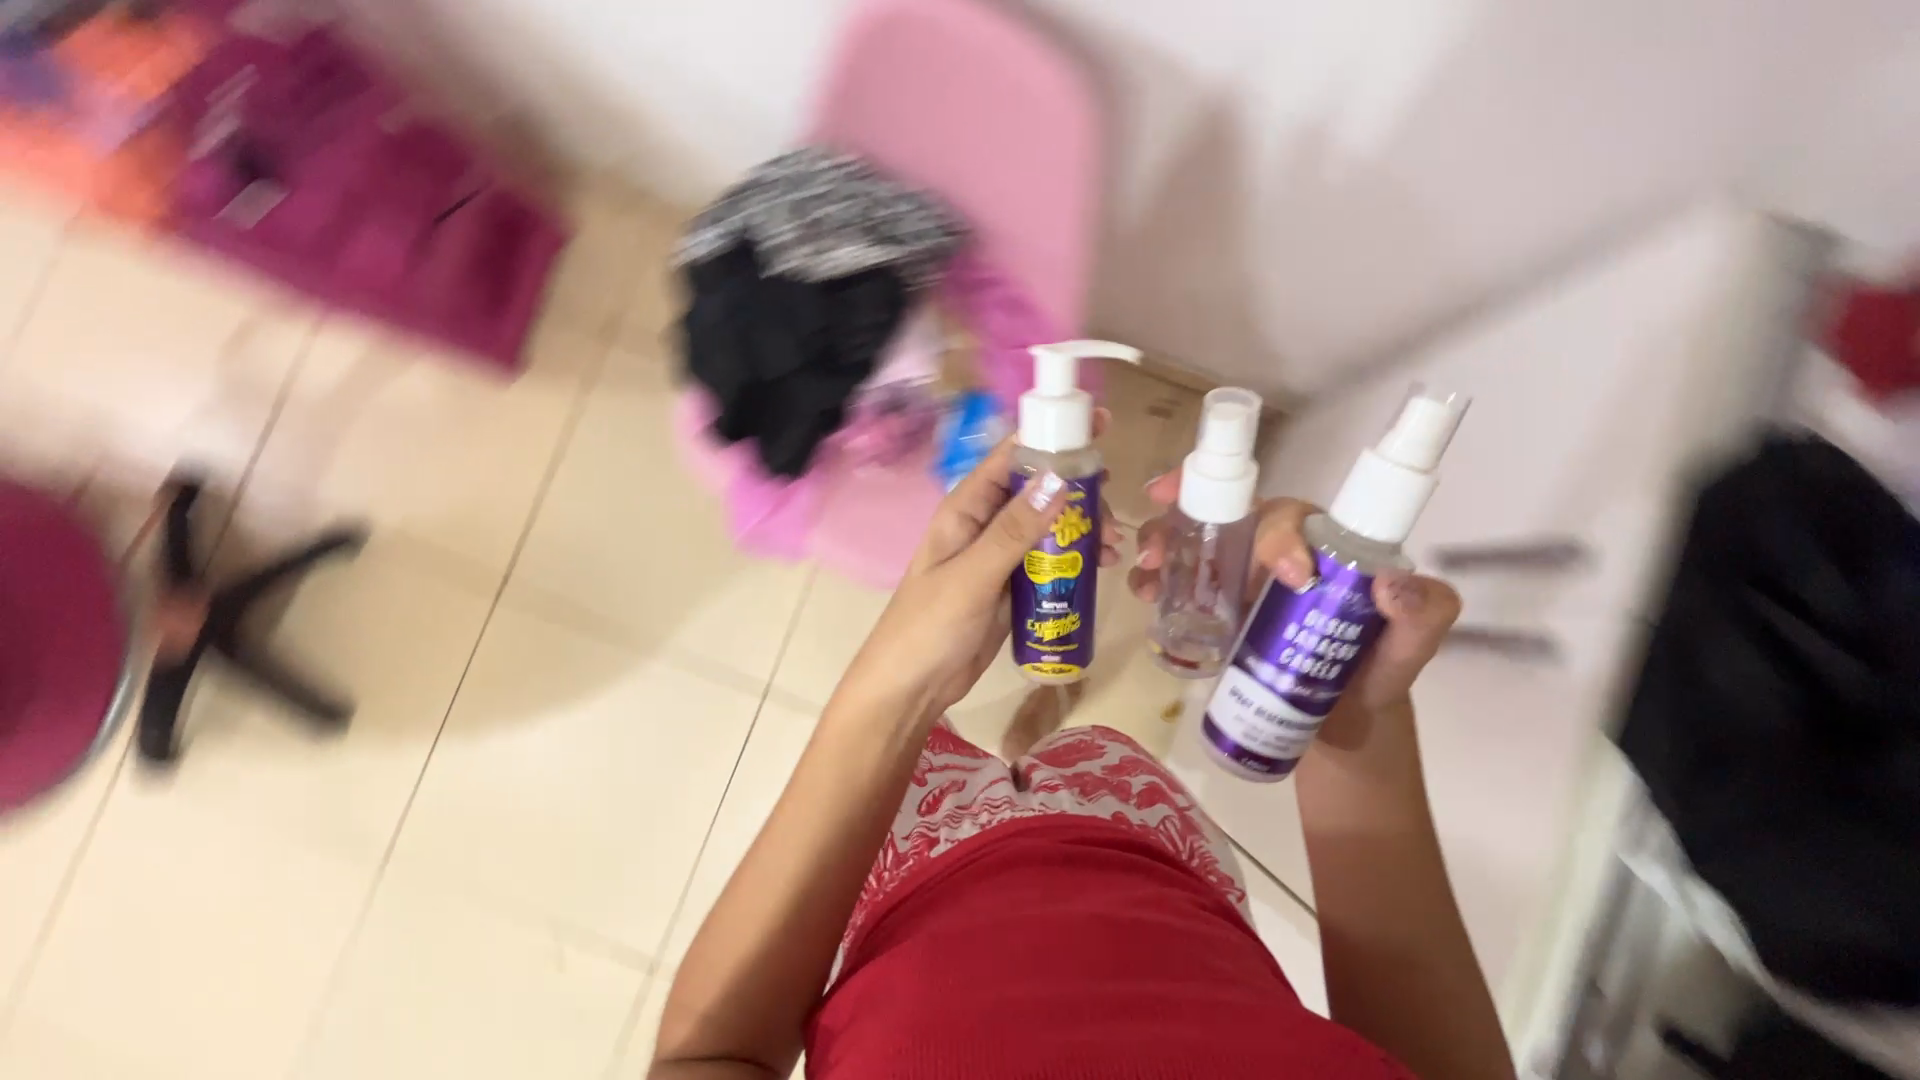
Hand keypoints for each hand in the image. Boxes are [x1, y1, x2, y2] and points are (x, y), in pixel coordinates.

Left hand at [836, 417, 1122, 720]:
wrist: (912, 687)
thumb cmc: (930, 626)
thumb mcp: (973, 576)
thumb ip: (1014, 530)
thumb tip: (1059, 478)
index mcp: (966, 509)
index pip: (1011, 457)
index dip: (1052, 436)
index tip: (1099, 425)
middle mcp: (984, 524)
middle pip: (1038, 490)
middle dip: (1078, 491)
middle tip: (1112, 507)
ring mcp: (999, 557)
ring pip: (1048, 527)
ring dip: (1081, 529)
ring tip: (1113, 547)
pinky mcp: (1011, 587)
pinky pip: (1049, 562)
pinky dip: (1075, 560)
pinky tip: (1101, 569)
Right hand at [1129, 469, 1459, 738]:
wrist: (1338, 722)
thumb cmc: (1374, 670)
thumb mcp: (1413, 643)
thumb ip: (1424, 613)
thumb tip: (1389, 586)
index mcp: (1316, 545)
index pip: (1291, 518)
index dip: (1280, 533)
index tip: (1291, 575)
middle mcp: (1270, 552)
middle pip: (1227, 513)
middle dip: (1192, 509)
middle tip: (1169, 541)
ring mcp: (1236, 580)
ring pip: (1192, 537)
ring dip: (1162, 538)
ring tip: (1147, 568)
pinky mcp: (1210, 610)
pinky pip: (1175, 581)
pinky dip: (1153, 579)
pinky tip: (1145, 594)